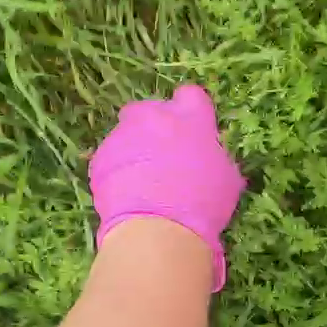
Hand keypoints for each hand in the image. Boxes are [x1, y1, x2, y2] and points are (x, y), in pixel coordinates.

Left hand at [89, 85, 244, 290]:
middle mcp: (153, 117)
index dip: (194, 113)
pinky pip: (112, 159)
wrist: (158, 230)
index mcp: (190, 119)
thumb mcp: (227, 180)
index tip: (196, 133)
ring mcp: (122, 136)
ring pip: (129, 134)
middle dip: (159, 128)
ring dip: (138, 151)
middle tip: (169, 159)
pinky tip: (132, 196)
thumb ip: (218, 158)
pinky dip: (121, 172)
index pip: (193, 96)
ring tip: (148, 184)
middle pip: (153, 110)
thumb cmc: (203, 203)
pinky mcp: (100, 158)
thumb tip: (213, 156)